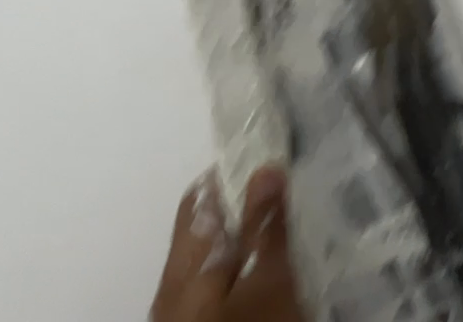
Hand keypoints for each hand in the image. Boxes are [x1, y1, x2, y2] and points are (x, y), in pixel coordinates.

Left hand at [152, 167, 303, 321]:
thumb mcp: (267, 278)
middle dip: (246, 202)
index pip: (199, 196)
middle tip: (288, 190)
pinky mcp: (197, 321)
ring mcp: (181, 307)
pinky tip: (270, 265)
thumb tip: (265, 167)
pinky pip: (216, 274)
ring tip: (287, 223)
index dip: (234, 171)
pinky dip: (243, 260)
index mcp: (183, 265)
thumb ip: (265, 225)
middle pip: (206, 224)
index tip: (272, 156)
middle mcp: (173, 283)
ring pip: (213, 250)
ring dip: (247, 232)